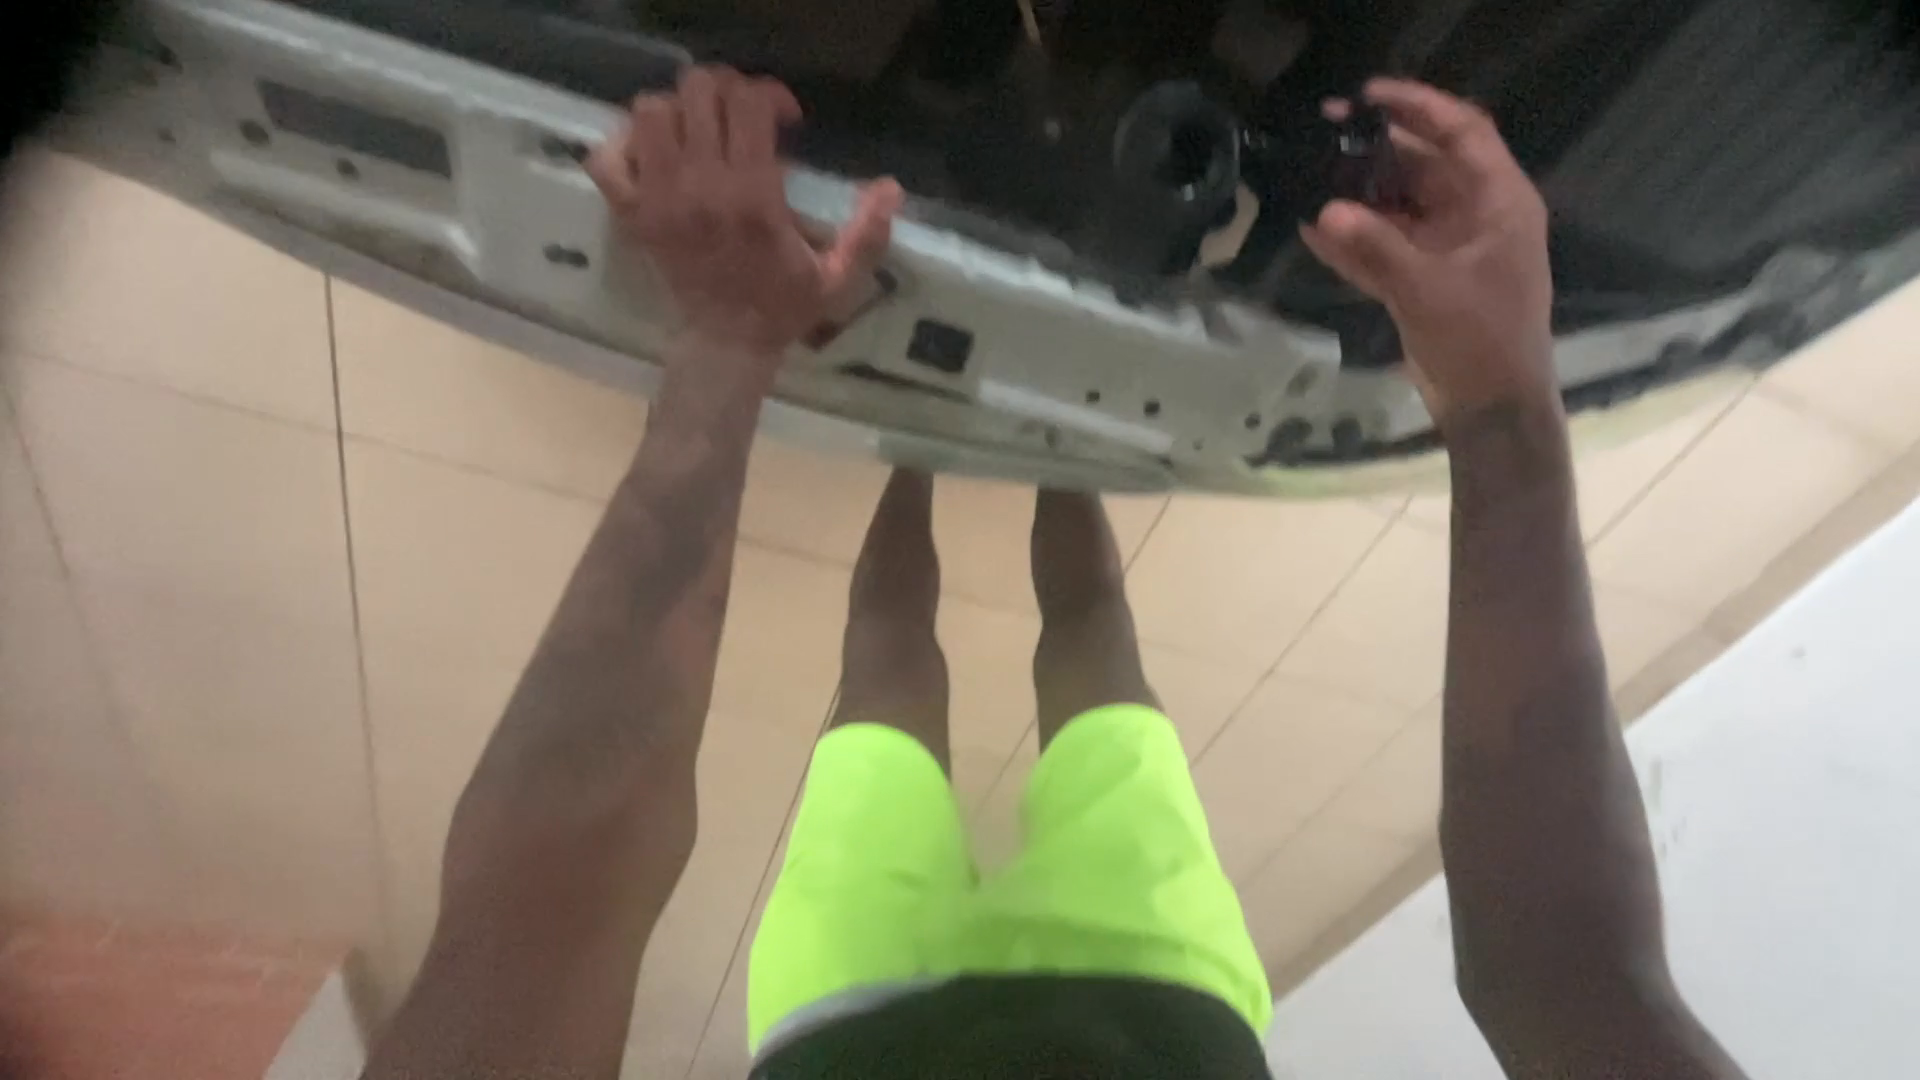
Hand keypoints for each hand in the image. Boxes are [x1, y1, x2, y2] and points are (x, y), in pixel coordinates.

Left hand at [588, 66, 903, 366]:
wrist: (727, 345)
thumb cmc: (783, 309)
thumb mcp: (837, 279)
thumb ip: (866, 233)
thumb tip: (893, 187)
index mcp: (754, 197)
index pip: (750, 103)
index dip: (771, 95)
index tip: (786, 121)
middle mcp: (702, 186)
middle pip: (698, 91)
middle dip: (726, 93)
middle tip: (741, 119)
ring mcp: (660, 198)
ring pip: (652, 111)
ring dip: (679, 111)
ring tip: (701, 135)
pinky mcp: (633, 214)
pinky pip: (607, 156)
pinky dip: (624, 144)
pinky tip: (653, 155)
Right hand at [1300, 79, 1556, 431]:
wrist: (1489, 401)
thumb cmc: (1479, 338)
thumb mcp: (1427, 289)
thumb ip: (1376, 249)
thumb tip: (1324, 212)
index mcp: (1497, 202)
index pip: (1461, 134)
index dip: (1418, 107)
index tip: (1369, 96)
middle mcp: (1472, 217)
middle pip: (1421, 169)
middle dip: (1374, 153)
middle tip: (1324, 136)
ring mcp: (1444, 251)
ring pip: (1396, 211)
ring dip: (1356, 200)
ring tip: (1309, 179)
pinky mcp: (1420, 282)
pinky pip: (1382, 251)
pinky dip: (1351, 244)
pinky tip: (1312, 231)